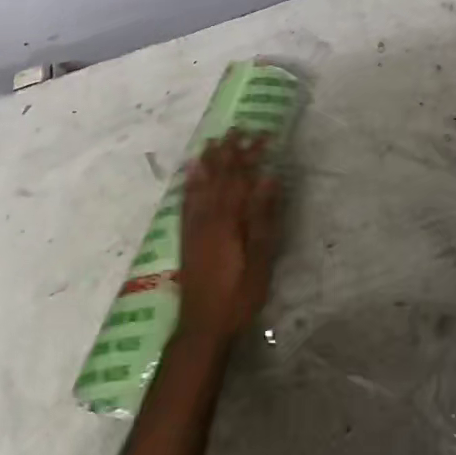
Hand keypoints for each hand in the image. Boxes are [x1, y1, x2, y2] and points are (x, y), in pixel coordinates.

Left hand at [177, 131, 282, 345]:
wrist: (203, 325)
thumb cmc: (239, 295)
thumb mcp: (260, 258)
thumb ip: (263, 217)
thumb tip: (268, 179)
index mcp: (229, 220)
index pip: (241, 178)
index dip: (251, 155)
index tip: (263, 136)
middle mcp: (208, 217)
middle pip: (220, 177)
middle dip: (230, 152)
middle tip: (238, 129)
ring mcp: (194, 227)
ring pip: (201, 185)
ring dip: (209, 162)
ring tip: (213, 141)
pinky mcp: (187, 238)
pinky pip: (187, 203)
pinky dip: (190, 184)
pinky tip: (191, 175)